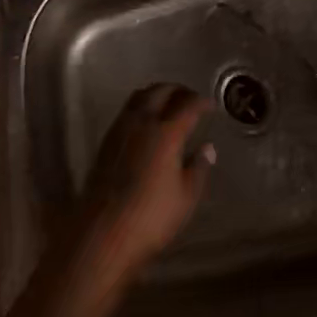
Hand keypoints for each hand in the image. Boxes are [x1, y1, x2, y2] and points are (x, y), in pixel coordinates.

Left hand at [74, 84, 215, 269]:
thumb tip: (207, 148)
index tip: (210, 104)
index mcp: (165, 133)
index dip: (201, 101)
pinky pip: (128, 108)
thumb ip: (198, 168)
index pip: (186, 106)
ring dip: (157, 93)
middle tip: (191, 97)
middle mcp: (142, 121)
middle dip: (177, 90)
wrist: (106, 226)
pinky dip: (142, 104)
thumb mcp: (186, 197)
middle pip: (160, 91)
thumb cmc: (153, 215)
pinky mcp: (108, 136)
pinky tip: (149, 119)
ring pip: (140, 96)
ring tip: (171, 103)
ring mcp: (121, 126)